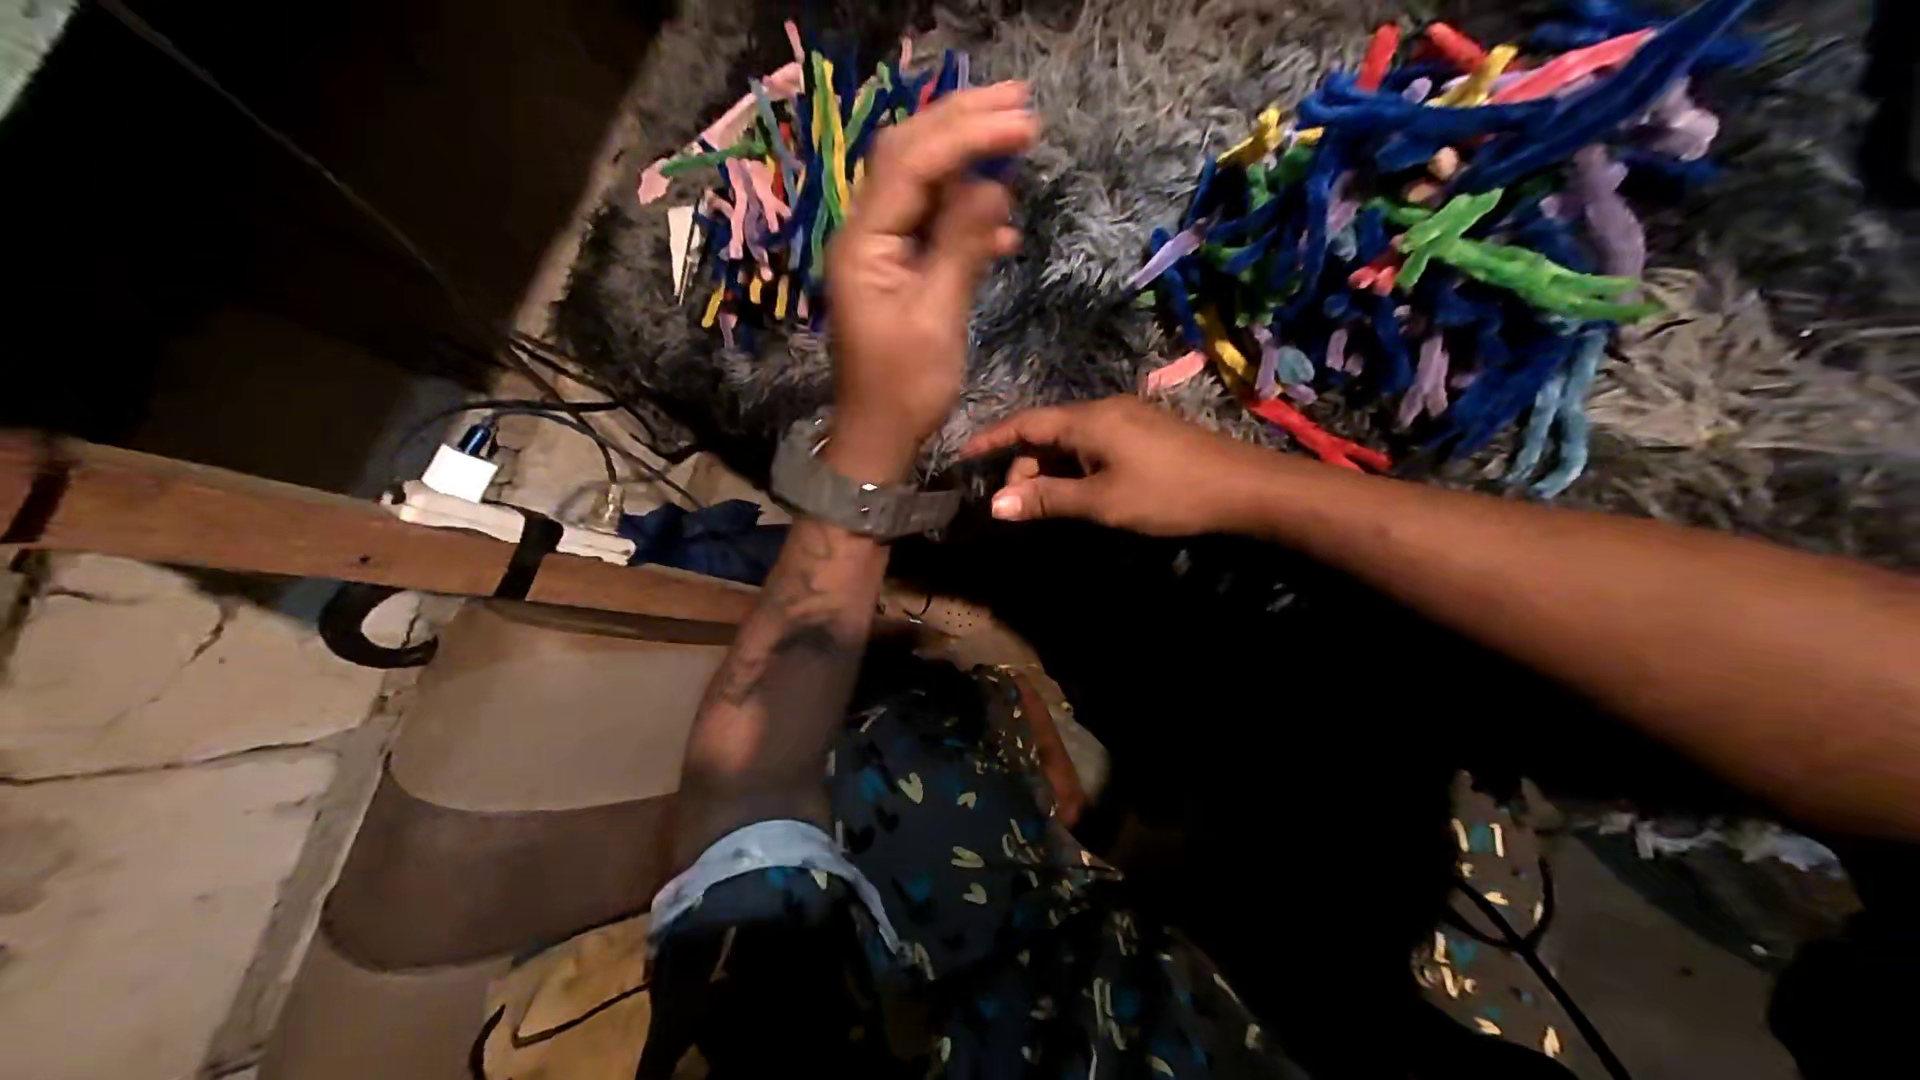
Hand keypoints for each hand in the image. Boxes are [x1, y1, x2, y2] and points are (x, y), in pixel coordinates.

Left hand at [824, 83, 1037, 482]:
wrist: (880, 435)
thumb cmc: (905, 389)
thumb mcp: (937, 319)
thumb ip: (961, 248)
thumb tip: (994, 188)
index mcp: (864, 243)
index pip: (912, 163)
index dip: (967, 135)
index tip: (1022, 122)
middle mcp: (866, 235)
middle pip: (910, 157)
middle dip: (963, 125)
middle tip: (1020, 104)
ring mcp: (882, 251)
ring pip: (923, 186)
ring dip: (969, 162)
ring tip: (1019, 140)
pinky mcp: (900, 271)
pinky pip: (933, 226)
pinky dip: (968, 216)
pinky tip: (1004, 226)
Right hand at [960, 397, 1312, 536]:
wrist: (1243, 487)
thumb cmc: (1167, 493)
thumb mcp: (1101, 502)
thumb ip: (1047, 501)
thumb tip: (995, 506)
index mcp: (1088, 419)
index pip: (1025, 423)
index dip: (992, 439)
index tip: (964, 454)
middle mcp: (1103, 410)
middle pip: (1047, 434)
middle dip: (1025, 468)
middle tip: (1017, 507)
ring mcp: (1126, 420)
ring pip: (1071, 442)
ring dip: (1051, 471)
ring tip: (1044, 506)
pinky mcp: (1143, 434)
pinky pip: (1093, 446)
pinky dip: (1074, 468)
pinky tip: (1078, 493)